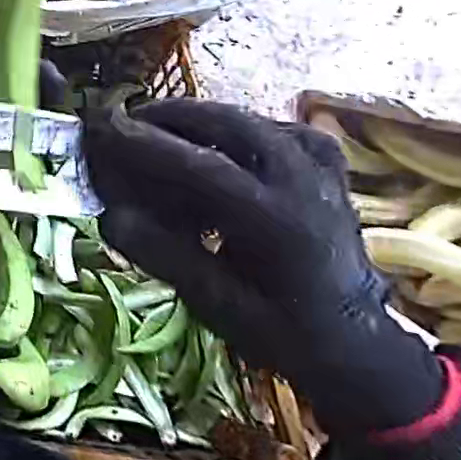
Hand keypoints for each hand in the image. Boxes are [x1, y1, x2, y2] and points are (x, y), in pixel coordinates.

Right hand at [84, 98, 445, 436]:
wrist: (357, 344)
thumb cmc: (282, 332)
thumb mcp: (216, 306)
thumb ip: (164, 256)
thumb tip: (110, 215)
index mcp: (277, 222)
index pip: (198, 164)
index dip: (145, 142)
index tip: (103, 127)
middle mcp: (302, 182)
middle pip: (224, 123)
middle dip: (166, 116)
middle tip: (124, 122)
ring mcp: (319, 168)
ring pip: (245, 118)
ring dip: (195, 116)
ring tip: (155, 126)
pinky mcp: (325, 165)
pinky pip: (270, 126)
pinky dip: (232, 125)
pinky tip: (213, 139)